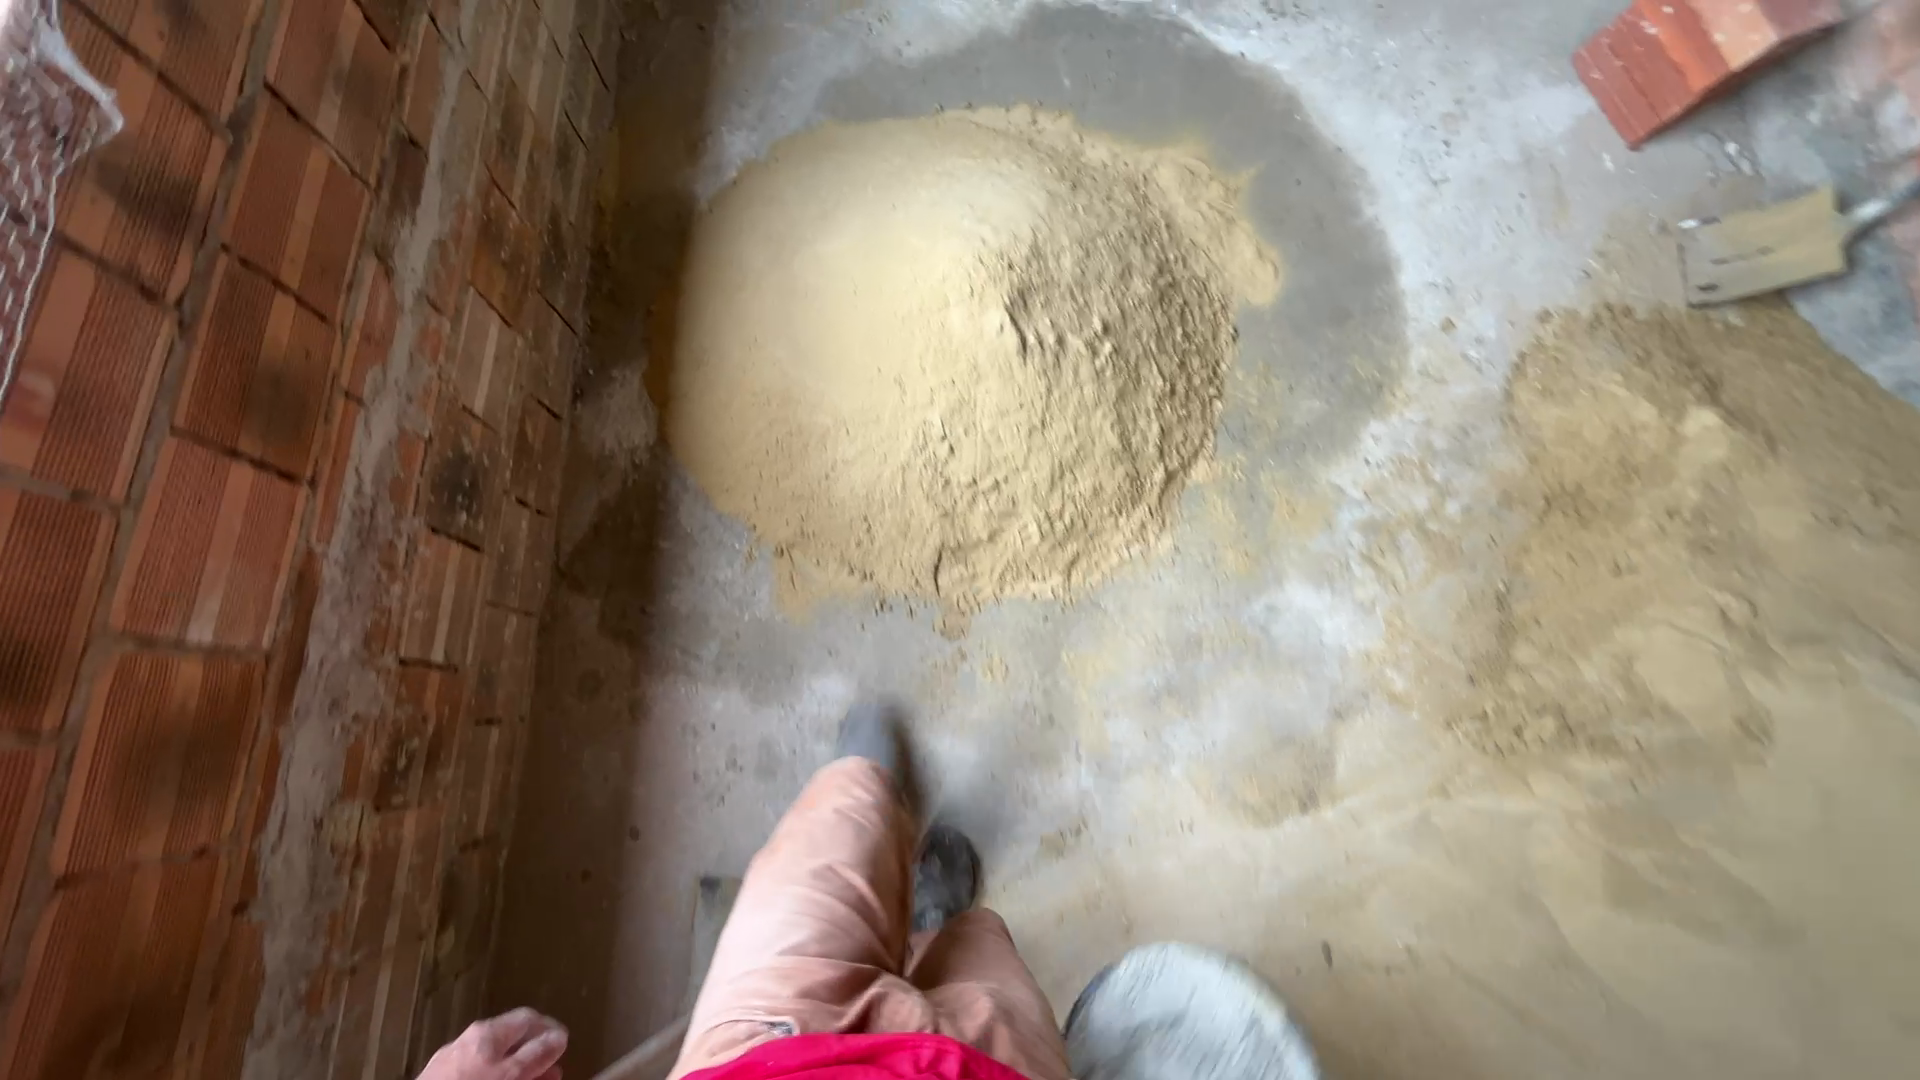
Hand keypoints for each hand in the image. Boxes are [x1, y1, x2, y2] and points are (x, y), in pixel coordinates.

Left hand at [418, 1008, 569, 1079]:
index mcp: (487, 1030)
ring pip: (490, 1061)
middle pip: (509, 1040)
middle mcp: (467, 1040)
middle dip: (533, 1055)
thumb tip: (560, 1036)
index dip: (550, 1029)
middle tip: (551, 1073)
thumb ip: (536, 1055)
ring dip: (514, 1070)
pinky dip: (491, 1077)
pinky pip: (472, 1074)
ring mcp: (447, 1064)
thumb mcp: (511, 1075)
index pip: (528, 1017)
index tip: (565, 1046)